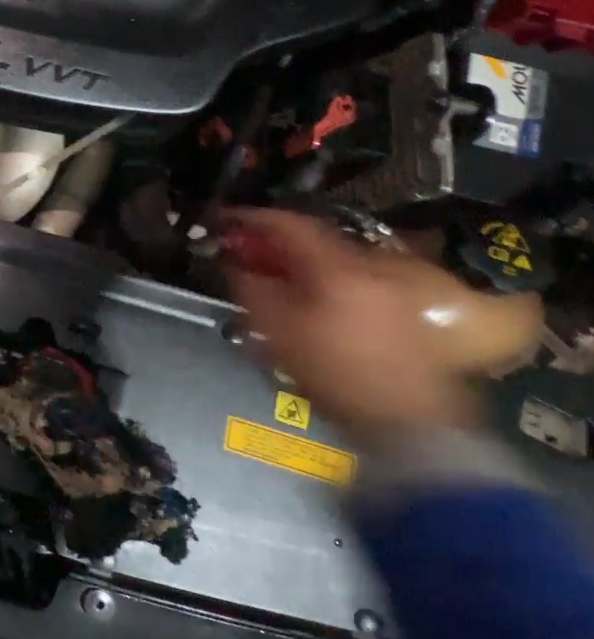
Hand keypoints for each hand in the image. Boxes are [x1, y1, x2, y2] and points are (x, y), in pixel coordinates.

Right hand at [223, 209, 478, 446]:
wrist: (406, 421)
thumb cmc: (332, 372)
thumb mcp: (274, 328)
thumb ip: (250, 285)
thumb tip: (235, 261)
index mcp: (339, 268)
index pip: (289, 224)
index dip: (252, 217)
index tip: (225, 219)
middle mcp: (376, 266)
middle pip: (317, 237)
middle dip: (278, 240)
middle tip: (249, 249)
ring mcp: (400, 284)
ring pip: (340, 256)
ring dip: (306, 258)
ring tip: (279, 272)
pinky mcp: (412, 304)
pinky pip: (361, 275)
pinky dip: (331, 274)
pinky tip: (314, 292)